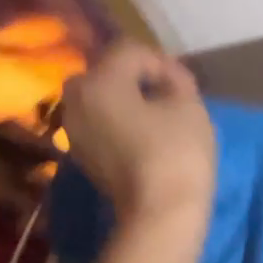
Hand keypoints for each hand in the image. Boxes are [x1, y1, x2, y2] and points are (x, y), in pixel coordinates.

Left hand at [61, 43, 215, 224]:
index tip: (185, 86)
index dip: (163, 63)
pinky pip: (101, 121)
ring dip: (130, 100)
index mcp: (97, 81)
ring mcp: (73, 128)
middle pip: (110, 72)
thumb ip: (176, 79)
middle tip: (173, 98)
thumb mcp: (189, 106)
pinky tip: (147, 136)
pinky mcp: (82, 152)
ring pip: (103, 98)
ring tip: (161, 118)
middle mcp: (74, 99)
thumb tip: (166, 75)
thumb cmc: (177, 151)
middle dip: (141, 79)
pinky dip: (122, 121)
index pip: (131, 51)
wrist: (160, 211)